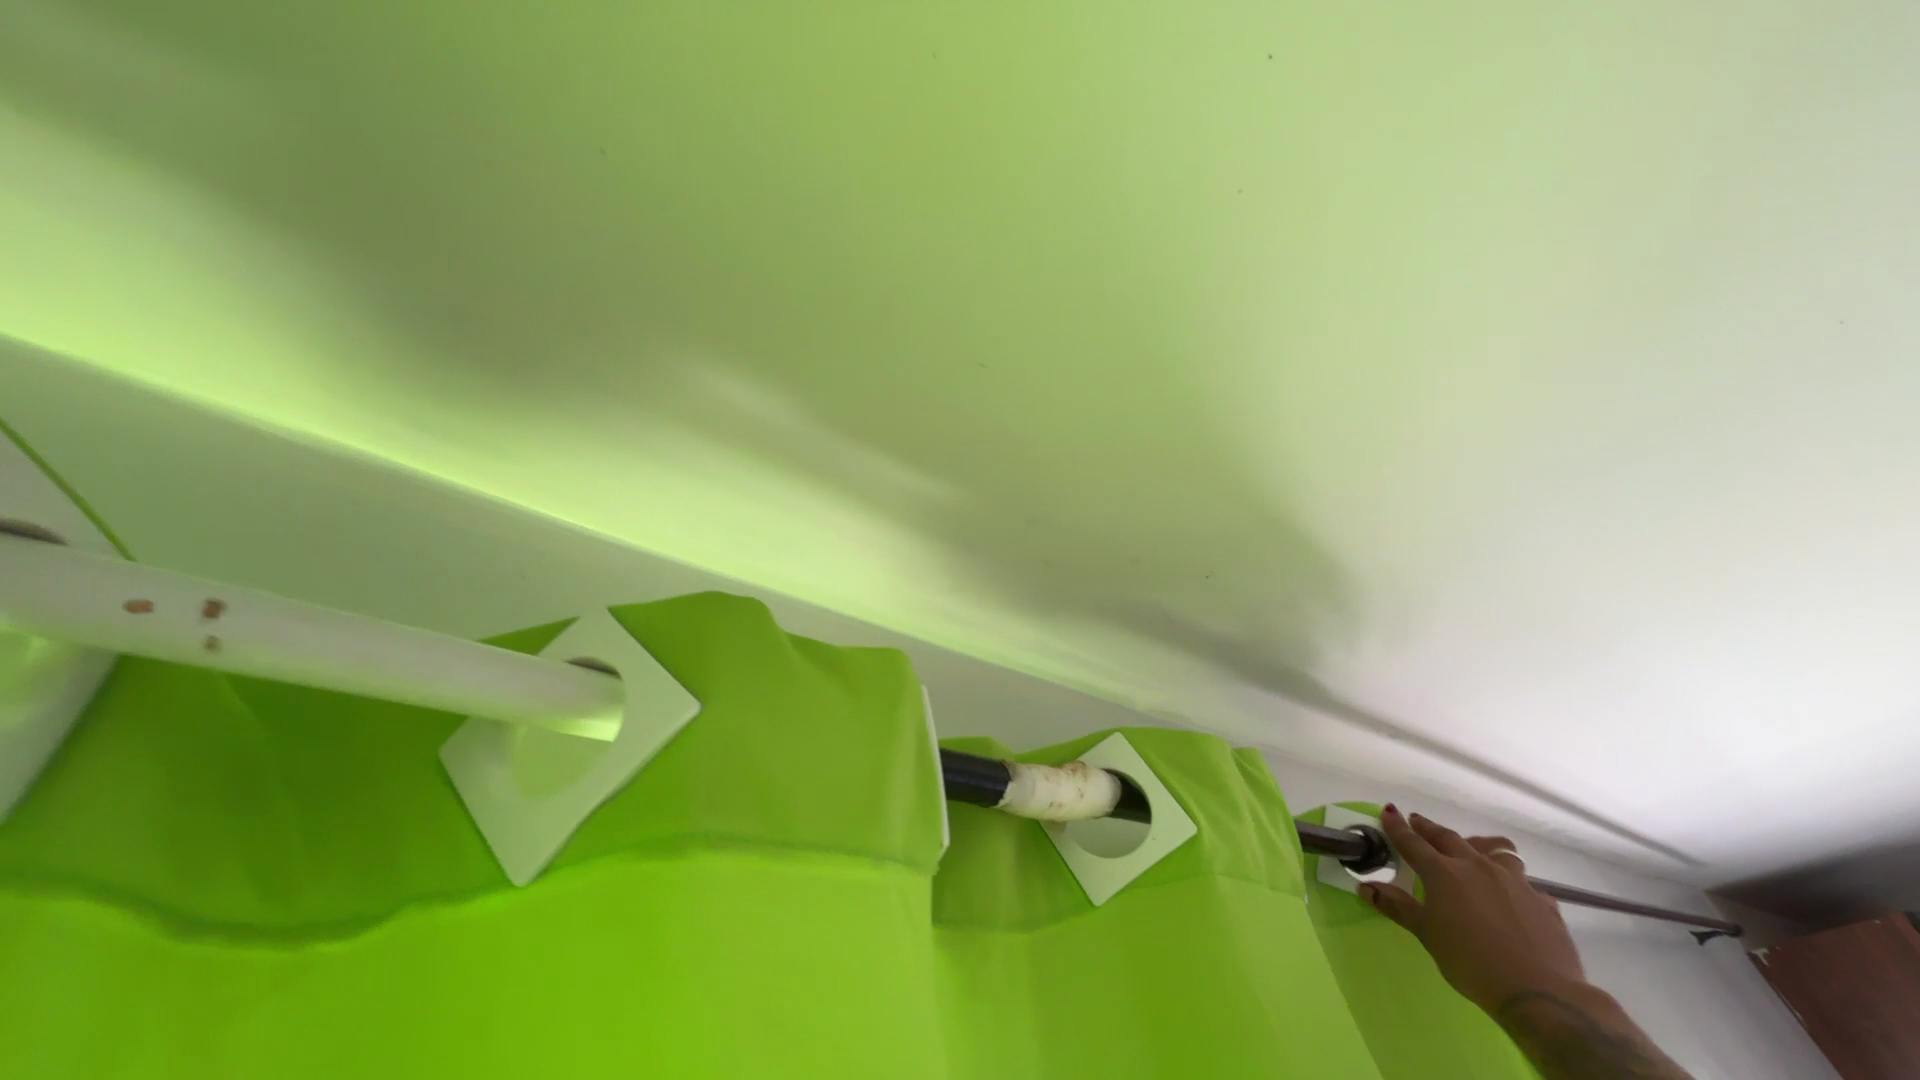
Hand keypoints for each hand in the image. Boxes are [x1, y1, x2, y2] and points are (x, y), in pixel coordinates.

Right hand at [1362, 805, 1585, 1014]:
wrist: (1539, 990)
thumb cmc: (1470, 961)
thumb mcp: (1427, 935)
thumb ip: (1397, 907)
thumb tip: (1366, 887)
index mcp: (1444, 873)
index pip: (1413, 843)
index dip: (1398, 827)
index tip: (1388, 811)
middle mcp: (1478, 867)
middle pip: (1450, 839)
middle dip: (1430, 829)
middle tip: (1419, 822)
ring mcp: (1515, 882)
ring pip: (1495, 852)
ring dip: (1479, 847)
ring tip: (1473, 851)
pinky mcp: (1543, 901)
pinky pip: (1525, 883)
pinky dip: (1512, 882)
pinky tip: (1512, 896)